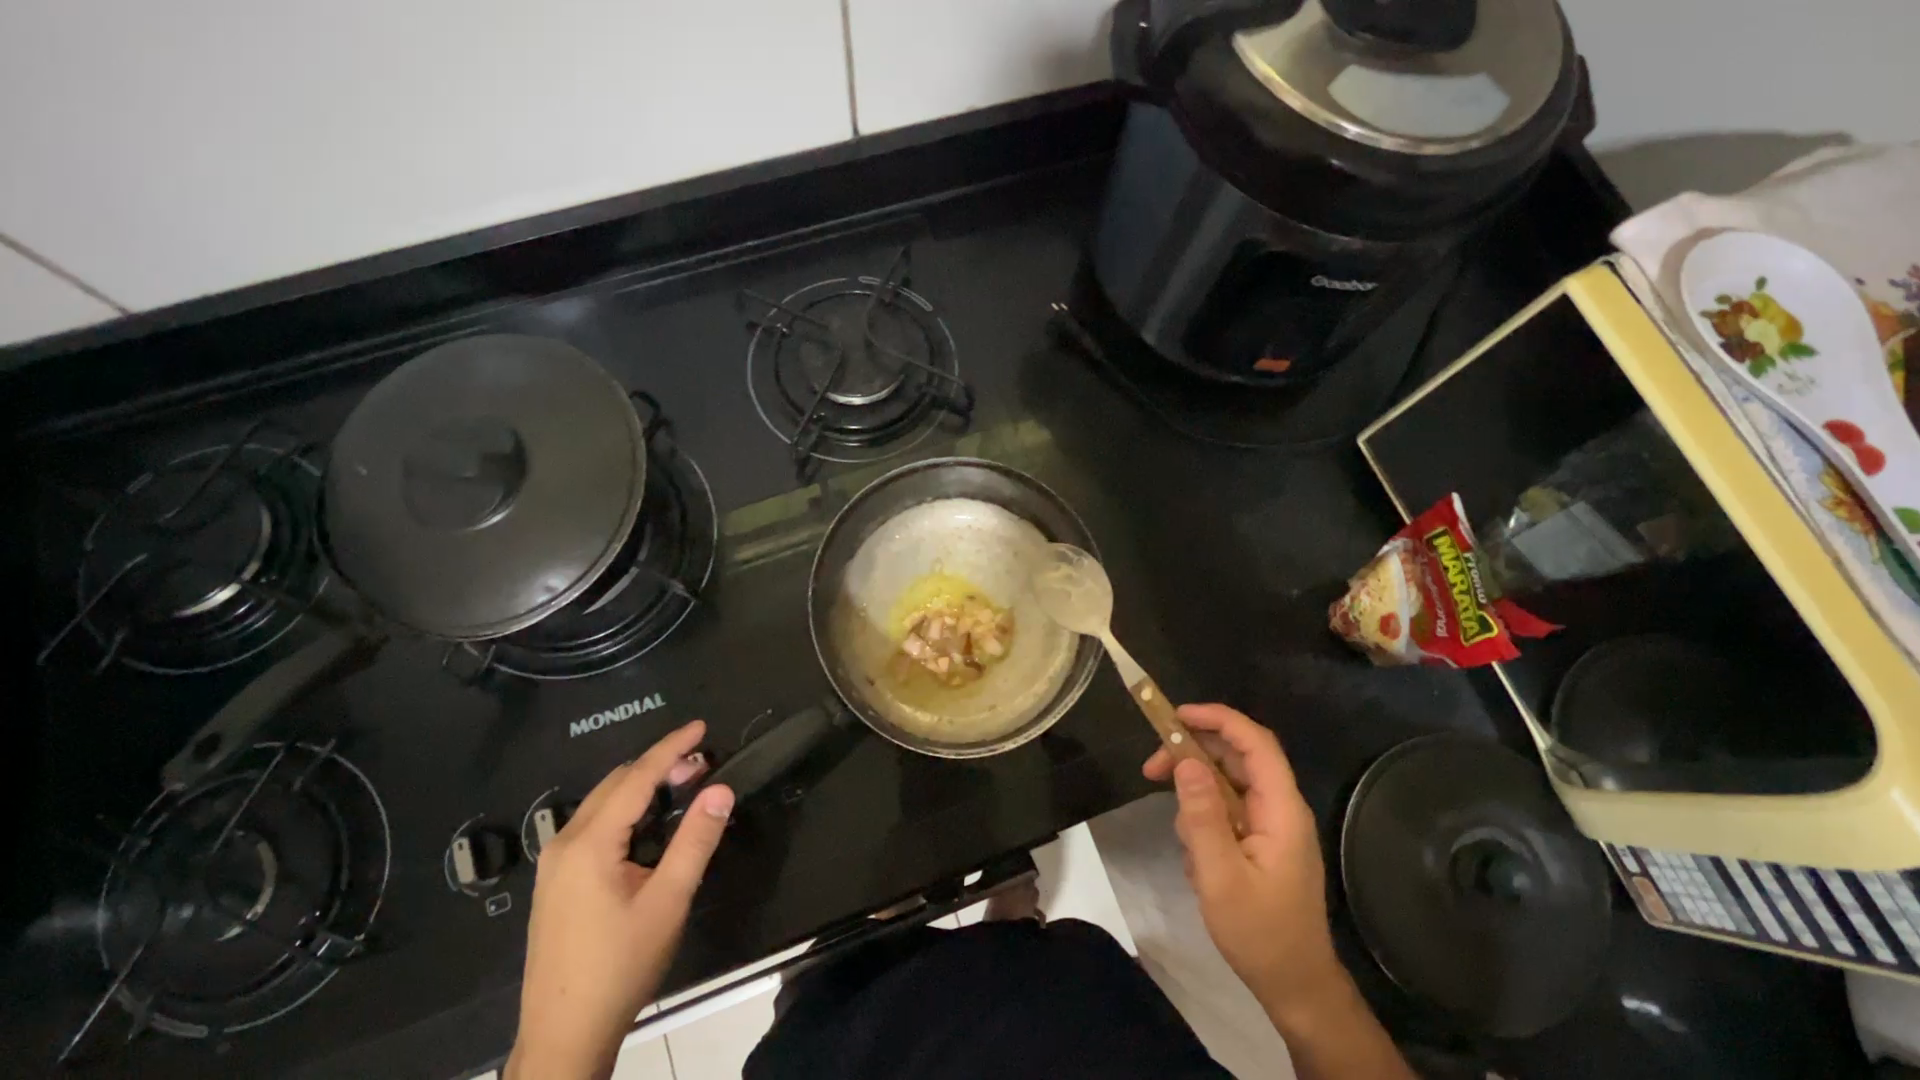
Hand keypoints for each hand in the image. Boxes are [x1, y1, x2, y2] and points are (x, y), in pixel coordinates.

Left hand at [506, 721, 734, 1079]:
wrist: (564, 1032)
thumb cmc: (621, 965)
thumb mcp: (668, 901)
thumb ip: (696, 841)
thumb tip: (721, 790)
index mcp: (589, 843)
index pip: (635, 778)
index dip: (671, 748)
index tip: (701, 727)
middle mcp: (564, 843)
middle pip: (614, 785)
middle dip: (657, 766)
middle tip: (701, 763)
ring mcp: (554, 865)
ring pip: (601, 806)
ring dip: (640, 789)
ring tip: (682, 788)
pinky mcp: (555, 885)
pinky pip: (592, 828)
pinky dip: (624, 813)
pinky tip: (647, 829)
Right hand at [1142, 704, 1344, 1021]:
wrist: (1295, 984)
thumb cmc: (1259, 932)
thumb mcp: (1219, 875)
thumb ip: (1202, 816)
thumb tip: (1184, 762)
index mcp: (1281, 809)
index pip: (1254, 743)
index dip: (1217, 719)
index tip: (1174, 716)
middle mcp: (1280, 809)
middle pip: (1236, 759)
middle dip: (1192, 757)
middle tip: (1150, 769)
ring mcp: (1272, 827)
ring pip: (1227, 787)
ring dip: (1196, 799)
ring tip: (1184, 841)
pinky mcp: (1262, 844)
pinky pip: (1228, 814)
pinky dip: (1205, 825)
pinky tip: (1197, 861)